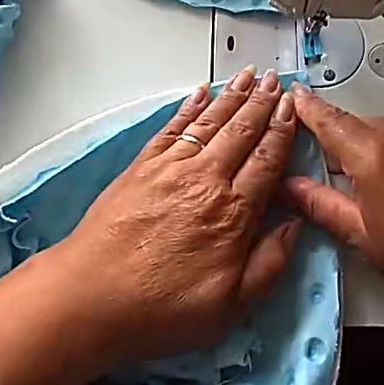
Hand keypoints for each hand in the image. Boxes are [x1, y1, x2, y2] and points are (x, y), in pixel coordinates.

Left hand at [52, 67, 302, 361]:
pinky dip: (188, 108)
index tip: (292, 107)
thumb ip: (270, 263)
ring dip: (231, 96)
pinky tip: (200, 94)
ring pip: (209, 122)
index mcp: (233, 212)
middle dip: (261, 102)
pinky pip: (171, 128)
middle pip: (241, 131)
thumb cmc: (160, 308)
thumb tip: (294, 225)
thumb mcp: (231, 305)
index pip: (267, 160)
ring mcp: (170, 169)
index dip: (282, 130)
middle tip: (274, 79)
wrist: (89, 298)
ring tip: (247, 76)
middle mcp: (205, 180)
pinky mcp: (141, 167)